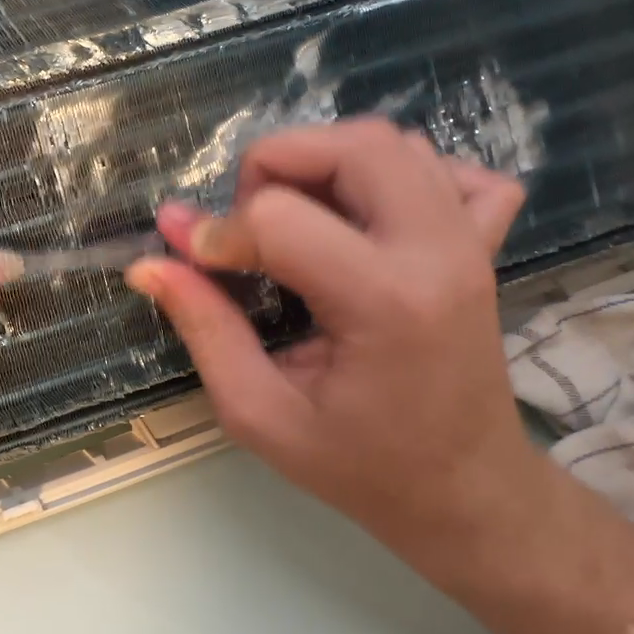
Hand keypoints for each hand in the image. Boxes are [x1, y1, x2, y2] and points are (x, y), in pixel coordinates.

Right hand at [124, 120, 529, 518]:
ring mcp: (472, 242)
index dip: (214, 233)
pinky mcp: (484, 245)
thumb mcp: (255, 409)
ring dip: (321, 166)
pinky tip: (361, 219)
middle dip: (272, 167)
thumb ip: (203, 326)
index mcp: (385, 301)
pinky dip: (394, 175)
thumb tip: (149, 263)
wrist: (465, 489)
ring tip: (287, 224)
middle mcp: (439, 253)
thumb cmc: (357, 463)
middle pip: (354, 146)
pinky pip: (449, 171)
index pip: (280, 217)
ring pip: (395, 144)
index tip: (186, 264)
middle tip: (242, 226)